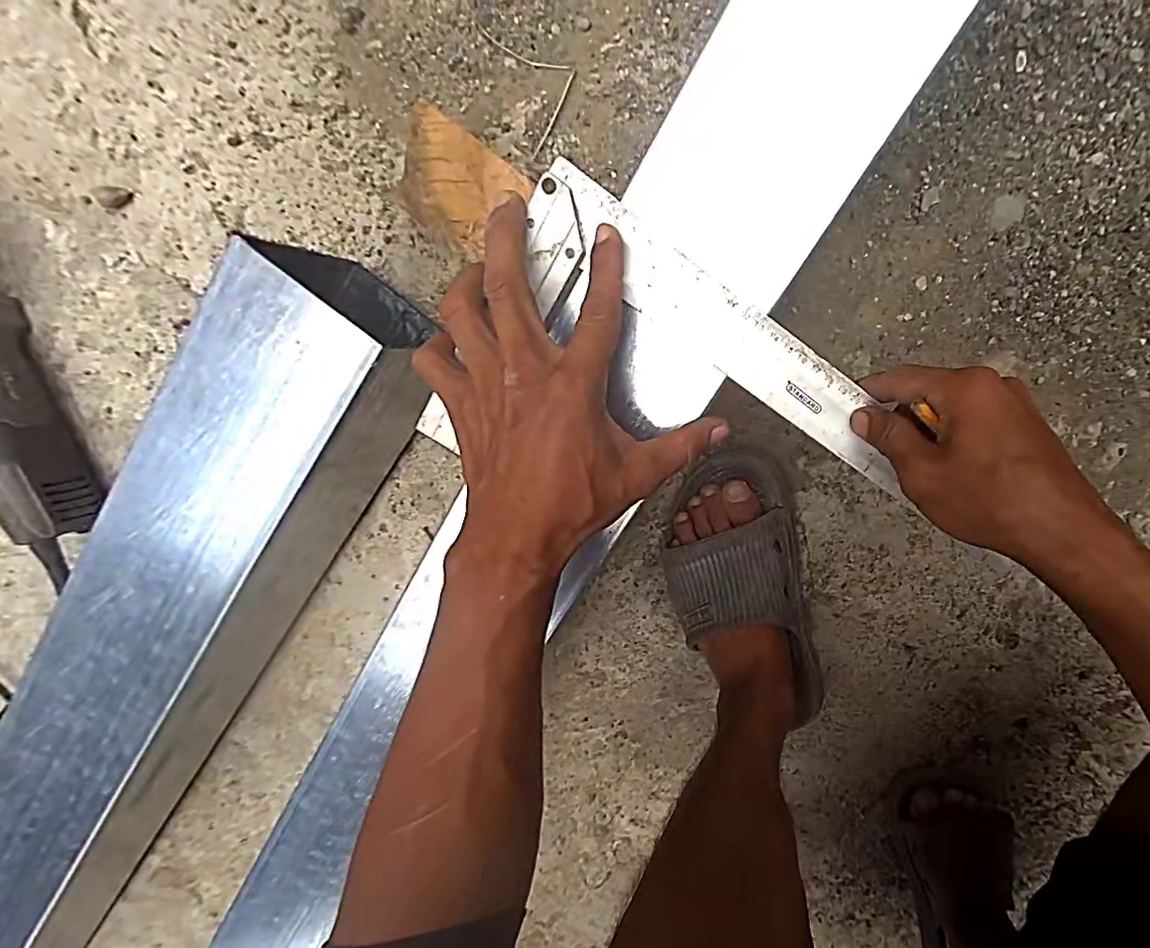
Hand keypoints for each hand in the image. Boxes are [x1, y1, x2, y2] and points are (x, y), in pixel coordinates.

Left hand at [417, 195, 727, 582]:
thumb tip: (713, 432)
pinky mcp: (462, 405)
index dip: (606, 271)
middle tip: (509, 210)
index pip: (596, 313)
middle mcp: (524, 373)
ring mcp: (486, 385)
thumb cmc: (568, 504)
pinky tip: (448, 342)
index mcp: (572, 385)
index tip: (607, 241)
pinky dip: (438, 345)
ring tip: (476, 266)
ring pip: (461, 312)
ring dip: (466, 280)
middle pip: (506, 287)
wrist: (517, 536)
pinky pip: (436, 361)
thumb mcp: (637, 472)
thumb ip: (680, 446)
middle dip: (506, 238)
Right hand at [852, 365, 1128, 569]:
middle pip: (929, 395)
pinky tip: (953, 480)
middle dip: (903, 424)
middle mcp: (993, 387)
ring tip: (926, 479)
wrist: (1060, 529)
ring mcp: (1013, 407)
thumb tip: (869, 419)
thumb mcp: (923, 474)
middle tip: (884, 456)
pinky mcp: (1024, 428)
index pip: (902, 379)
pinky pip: (975, 427)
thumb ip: (890, 439)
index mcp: (967, 388)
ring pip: (952, 415)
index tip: (850, 404)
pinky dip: (955, 446)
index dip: (869, 394)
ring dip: (930, 440)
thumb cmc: (1000, 502)